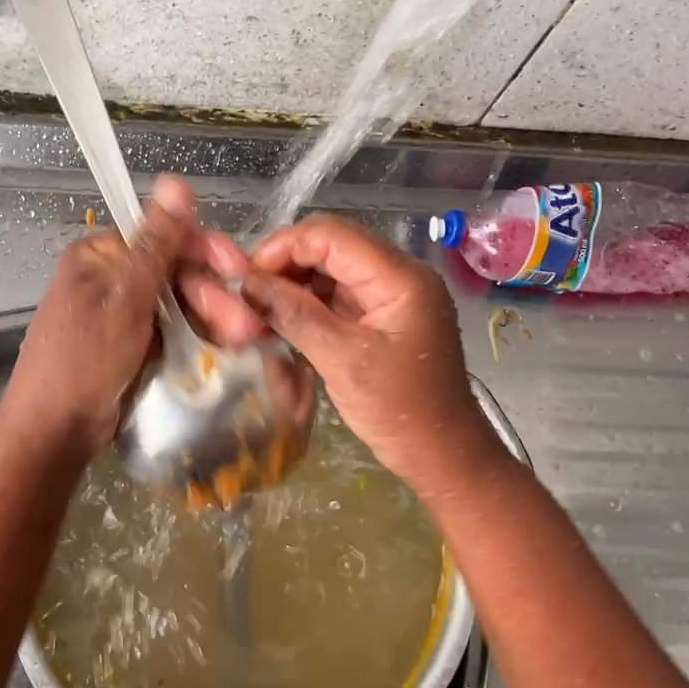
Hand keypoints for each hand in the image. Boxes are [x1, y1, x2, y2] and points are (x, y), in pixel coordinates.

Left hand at [2, 176, 261, 456]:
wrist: (53, 433)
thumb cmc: (84, 362)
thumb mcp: (125, 299)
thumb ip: (156, 244)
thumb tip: (176, 180)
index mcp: (99, 257)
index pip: (162, 237)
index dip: (206, 251)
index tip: (241, 270)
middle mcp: (107, 279)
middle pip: (173, 274)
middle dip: (212, 296)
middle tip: (246, 326)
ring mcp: (118, 316)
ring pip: (176, 306)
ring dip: (211, 320)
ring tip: (241, 341)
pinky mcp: (128, 348)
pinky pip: (169, 333)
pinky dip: (195, 339)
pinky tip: (221, 350)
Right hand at [243, 215, 501, 491]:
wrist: (441, 451)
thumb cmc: (398, 408)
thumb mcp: (341, 361)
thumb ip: (295, 315)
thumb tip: (247, 285)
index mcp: (400, 278)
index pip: (332, 235)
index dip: (284, 247)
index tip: (247, 277)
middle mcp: (398, 275)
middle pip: (331, 245)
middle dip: (285, 263)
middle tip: (248, 294)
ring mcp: (390, 295)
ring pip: (331, 268)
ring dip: (293, 283)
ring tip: (258, 309)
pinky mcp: (381, 316)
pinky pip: (338, 294)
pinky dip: (308, 302)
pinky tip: (280, 320)